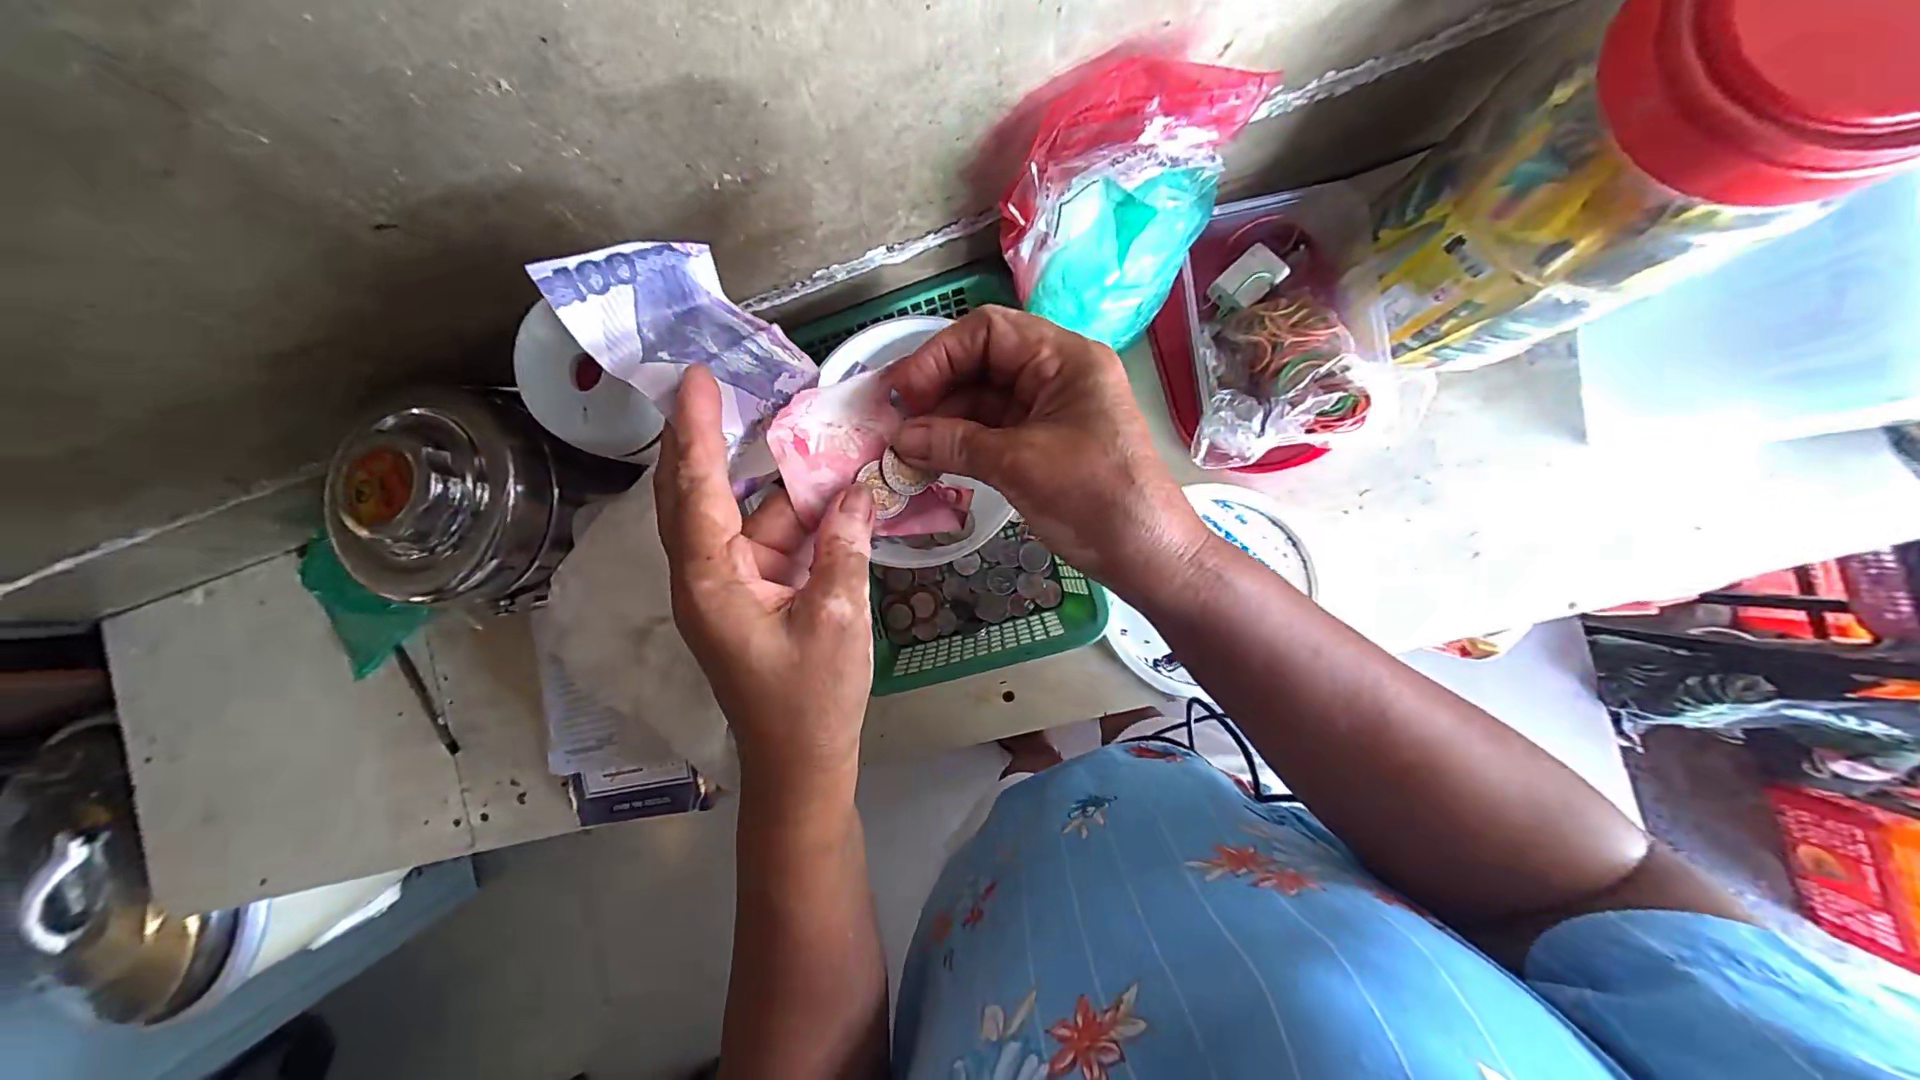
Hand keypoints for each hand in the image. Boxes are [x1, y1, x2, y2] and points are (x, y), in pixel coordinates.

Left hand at [655, 367, 876, 781]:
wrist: (802, 764)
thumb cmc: (811, 700)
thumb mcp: (838, 617)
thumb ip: (845, 547)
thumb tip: (859, 493)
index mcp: (710, 582)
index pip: (694, 491)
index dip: (694, 431)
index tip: (694, 379)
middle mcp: (708, 577)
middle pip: (698, 495)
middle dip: (709, 441)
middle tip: (721, 387)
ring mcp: (730, 588)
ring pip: (746, 517)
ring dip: (776, 482)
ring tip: (805, 435)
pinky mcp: (755, 599)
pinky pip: (770, 543)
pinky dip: (797, 517)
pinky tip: (827, 493)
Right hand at [883, 306, 1208, 599]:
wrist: (1146, 553)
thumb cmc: (1094, 496)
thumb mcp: (1020, 464)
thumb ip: (956, 444)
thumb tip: (900, 438)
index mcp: (1064, 358)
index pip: (989, 332)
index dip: (938, 355)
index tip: (902, 392)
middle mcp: (1057, 375)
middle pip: (983, 364)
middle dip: (937, 390)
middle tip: (895, 421)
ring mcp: (1050, 411)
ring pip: (984, 401)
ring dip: (944, 420)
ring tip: (905, 446)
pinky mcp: (1043, 445)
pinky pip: (993, 432)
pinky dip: (962, 443)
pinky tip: (930, 457)